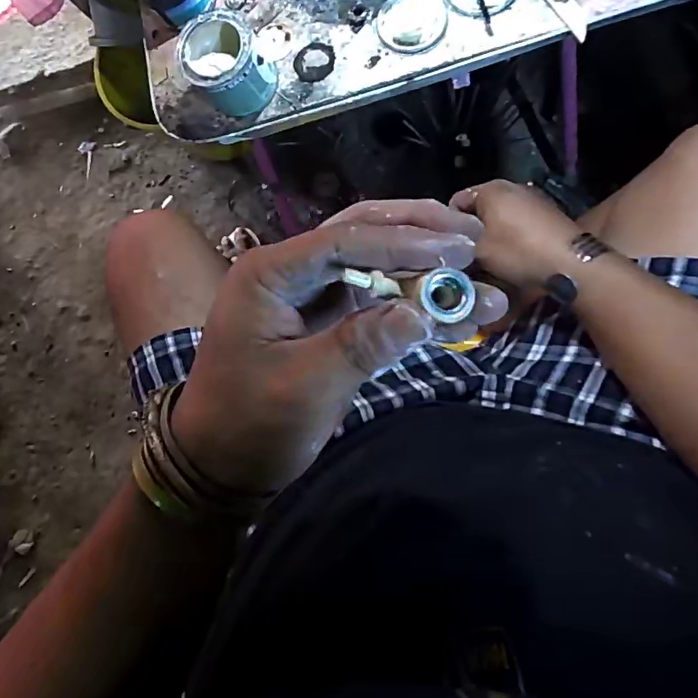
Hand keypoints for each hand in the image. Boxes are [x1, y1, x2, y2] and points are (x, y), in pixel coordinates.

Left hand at [169, 200, 508, 494]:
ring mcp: (306, 297)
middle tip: (474, 238)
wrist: (218, 464)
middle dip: (416, 234)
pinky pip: (372, 302)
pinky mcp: (323, 323)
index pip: (343, 241)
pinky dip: (411, 305)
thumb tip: (422, 313)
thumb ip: (361, 344)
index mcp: (268, 274)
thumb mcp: (304, 386)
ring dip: (423, 271)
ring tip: (479, 273)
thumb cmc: (248, 425)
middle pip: (358, 235)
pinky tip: (455, 314)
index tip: (460, 250)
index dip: (405, 242)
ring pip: (372, 266)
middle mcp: (287, 273)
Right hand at [450, 181, 580, 292]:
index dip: (448, 224)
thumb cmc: (518, 252)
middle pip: (478, 208)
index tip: (449, 245)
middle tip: (465, 252)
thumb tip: (448, 246)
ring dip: (491, 233)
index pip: (455, 202)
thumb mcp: (478, 252)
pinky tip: (511, 254)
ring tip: (487, 256)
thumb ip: (458, 246)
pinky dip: (510, 235)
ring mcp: (533, 198)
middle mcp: (512, 186)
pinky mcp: (549, 213)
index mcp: (491, 189)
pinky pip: (518, 222)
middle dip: (470, 228)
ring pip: (499, 215)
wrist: (573, 264)